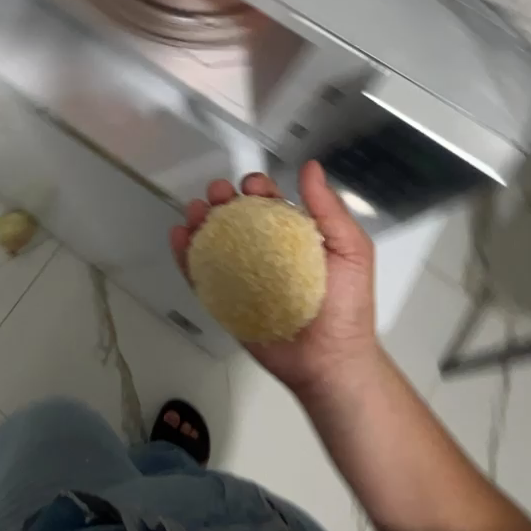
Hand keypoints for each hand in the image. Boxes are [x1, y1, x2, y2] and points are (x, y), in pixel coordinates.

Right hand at [170, 161, 381, 395]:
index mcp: (291, 234)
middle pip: (234, 214)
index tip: (253, 186)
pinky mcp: (223, 300)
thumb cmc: (346, 305)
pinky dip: (184, 253)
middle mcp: (262, 250)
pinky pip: (199, 273)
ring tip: (196, 211)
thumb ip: (329, 210)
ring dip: (200, 218)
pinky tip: (178, 236)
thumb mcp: (351, 250)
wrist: (331, 362)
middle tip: (219, 194)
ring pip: (212, 238)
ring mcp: (240, 274)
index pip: (267, 201)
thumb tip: (311, 167)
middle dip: (223, 197)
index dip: (257, 188)